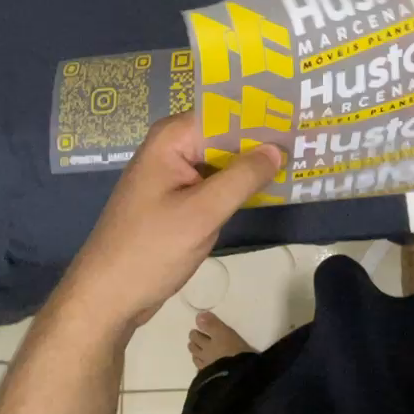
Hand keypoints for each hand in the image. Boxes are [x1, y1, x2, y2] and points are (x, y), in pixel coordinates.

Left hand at [54, 111, 281, 334]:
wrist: (105, 299)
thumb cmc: (150, 250)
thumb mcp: (202, 213)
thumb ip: (242, 178)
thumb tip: (278, 148)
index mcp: (173, 136)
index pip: (228, 114)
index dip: (263, 118)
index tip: (302, 122)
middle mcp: (172, 145)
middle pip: (226, 134)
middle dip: (261, 141)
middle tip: (308, 142)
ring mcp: (173, 172)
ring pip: (222, 159)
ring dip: (252, 165)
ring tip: (299, 160)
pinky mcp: (177, 197)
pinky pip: (213, 180)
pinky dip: (237, 185)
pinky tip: (269, 188)